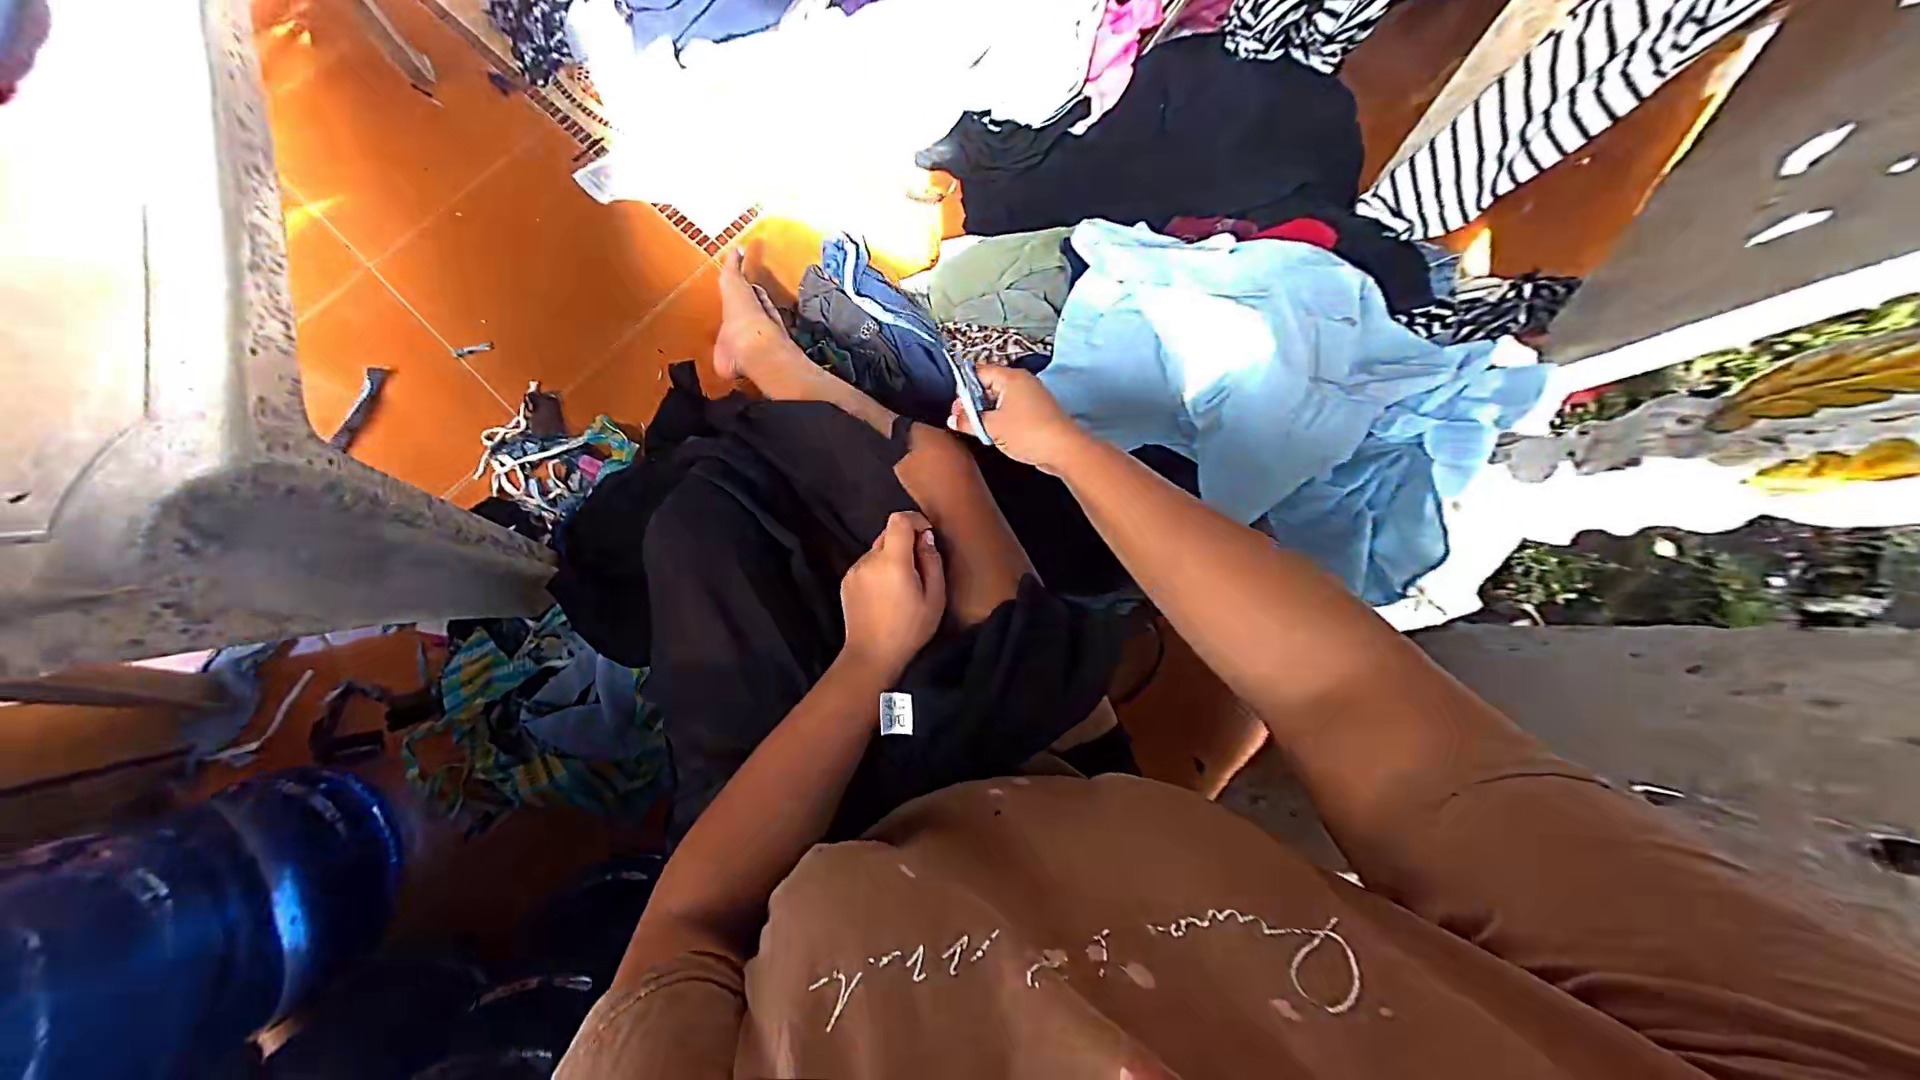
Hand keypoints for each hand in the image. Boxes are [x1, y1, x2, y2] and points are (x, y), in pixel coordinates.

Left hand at [839, 511, 945, 680]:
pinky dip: (879, 569)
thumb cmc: (909, 630)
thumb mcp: (935, 598)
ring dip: (892, 556)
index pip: (899, 519)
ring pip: (877, 550)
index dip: (915, 520)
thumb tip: (926, 538)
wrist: (872, 656)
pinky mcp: (847, 581)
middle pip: (888, 533)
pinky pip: (867, 564)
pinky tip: (886, 594)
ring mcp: (854, 570)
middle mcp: (869, 560)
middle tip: (920, 566)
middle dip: (906, 541)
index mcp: (892, 561)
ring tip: (903, 585)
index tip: (927, 535)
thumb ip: (932, 561)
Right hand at [949, 365, 1086, 474]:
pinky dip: (1001, 420)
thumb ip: (969, 422)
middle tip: (964, 421)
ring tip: (980, 430)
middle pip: (988, 386)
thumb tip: (953, 420)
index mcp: (1010, 378)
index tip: (957, 407)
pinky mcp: (1036, 411)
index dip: (964, 388)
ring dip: (987, 414)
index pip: (979, 372)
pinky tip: (996, 434)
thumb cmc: (1029, 433)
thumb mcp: (992, 427)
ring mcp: (1030, 396)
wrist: (1063, 449)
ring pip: (999, 400)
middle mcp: (1021, 382)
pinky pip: (1011, 410)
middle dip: (974, 403)